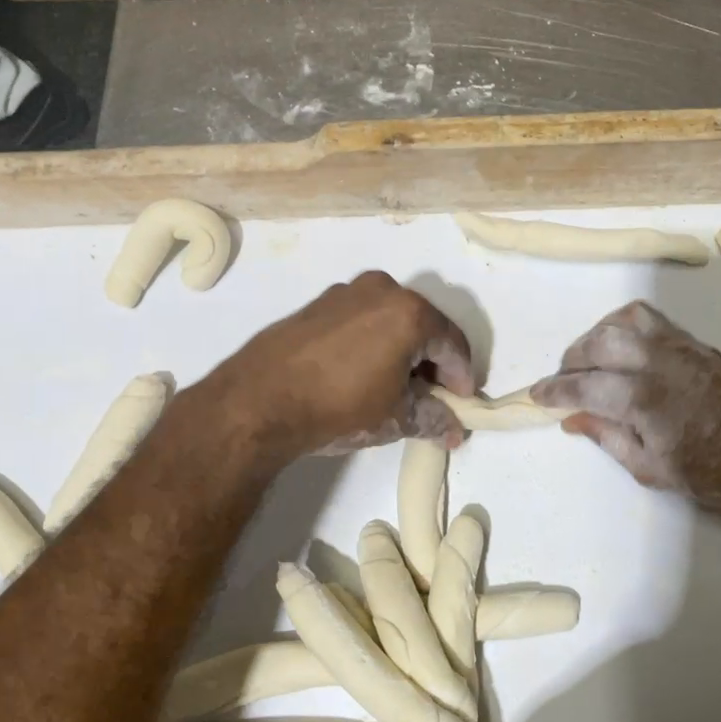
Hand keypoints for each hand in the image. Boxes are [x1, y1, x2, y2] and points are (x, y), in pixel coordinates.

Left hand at [206, 272, 475, 457]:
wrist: (258, 402)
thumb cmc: (340, 407)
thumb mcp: (396, 419)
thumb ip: (433, 419)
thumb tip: (454, 431)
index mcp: (411, 313)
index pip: (453, 345)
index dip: (463, 377)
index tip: (462, 402)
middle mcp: (383, 290)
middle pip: (425, 326)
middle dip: (432, 362)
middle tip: (431, 396)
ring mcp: (347, 292)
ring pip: (392, 320)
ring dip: (402, 350)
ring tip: (395, 387)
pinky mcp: (318, 303)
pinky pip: (363, 320)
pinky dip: (374, 342)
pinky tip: (362, 373)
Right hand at [530, 301, 720, 515]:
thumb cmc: (711, 476)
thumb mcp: (650, 469)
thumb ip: (607, 437)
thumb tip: (573, 418)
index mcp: (642, 399)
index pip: (583, 384)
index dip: (554, 389)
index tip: (536, 395)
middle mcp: (658, 362)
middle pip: (599, 342)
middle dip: (573, 358)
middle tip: (563, 379)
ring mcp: (681, 348)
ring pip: (626, 320)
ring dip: (598, 334)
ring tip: (591, 357)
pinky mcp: (698, 345)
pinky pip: (654, 320)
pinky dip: (628, 326)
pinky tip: (624, 348)